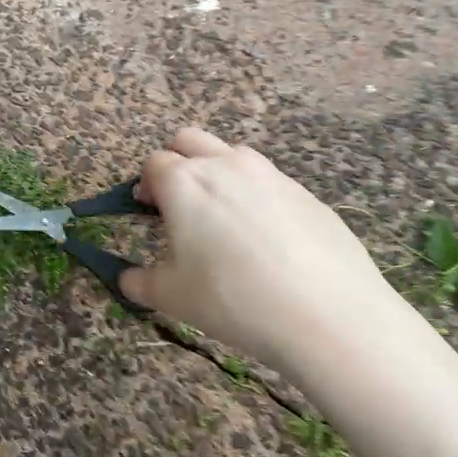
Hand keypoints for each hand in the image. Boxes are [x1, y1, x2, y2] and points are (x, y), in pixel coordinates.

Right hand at [117, 127, 401, 371]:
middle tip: (179, 205)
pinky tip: (267, 242)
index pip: (153, 164)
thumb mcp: (172, 297)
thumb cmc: (233, 300)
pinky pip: (269, 182)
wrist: (330, 316)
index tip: (148, 213)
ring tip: (223, 220)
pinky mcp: (307, 194)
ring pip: (232, 155)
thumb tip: (127, 280)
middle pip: (189, 140)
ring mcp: (271, 176)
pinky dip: (256, 198)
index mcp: (184, 182)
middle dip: (177, 163)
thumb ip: (140, 282)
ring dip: (218, 173)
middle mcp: (225, 166)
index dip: (145, 186)